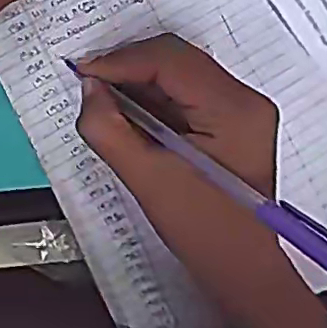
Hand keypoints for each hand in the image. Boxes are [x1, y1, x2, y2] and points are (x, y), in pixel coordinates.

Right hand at [76, 35, 326, 327]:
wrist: (244, 270)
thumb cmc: (204, 231)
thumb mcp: (146, 179)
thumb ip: (108, 128)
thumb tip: (89, 88)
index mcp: (234, 109)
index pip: (168, 60)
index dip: (119, 61)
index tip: (82, 73)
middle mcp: (243, 98)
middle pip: (174, 57)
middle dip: (126, 66)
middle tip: (88, 83)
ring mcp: (238, 106)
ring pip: (175, 69)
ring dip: (135, 78)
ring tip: (103, 98)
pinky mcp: (227, 117)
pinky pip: (179, 88)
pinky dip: (148, 93)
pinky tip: (126, 111)